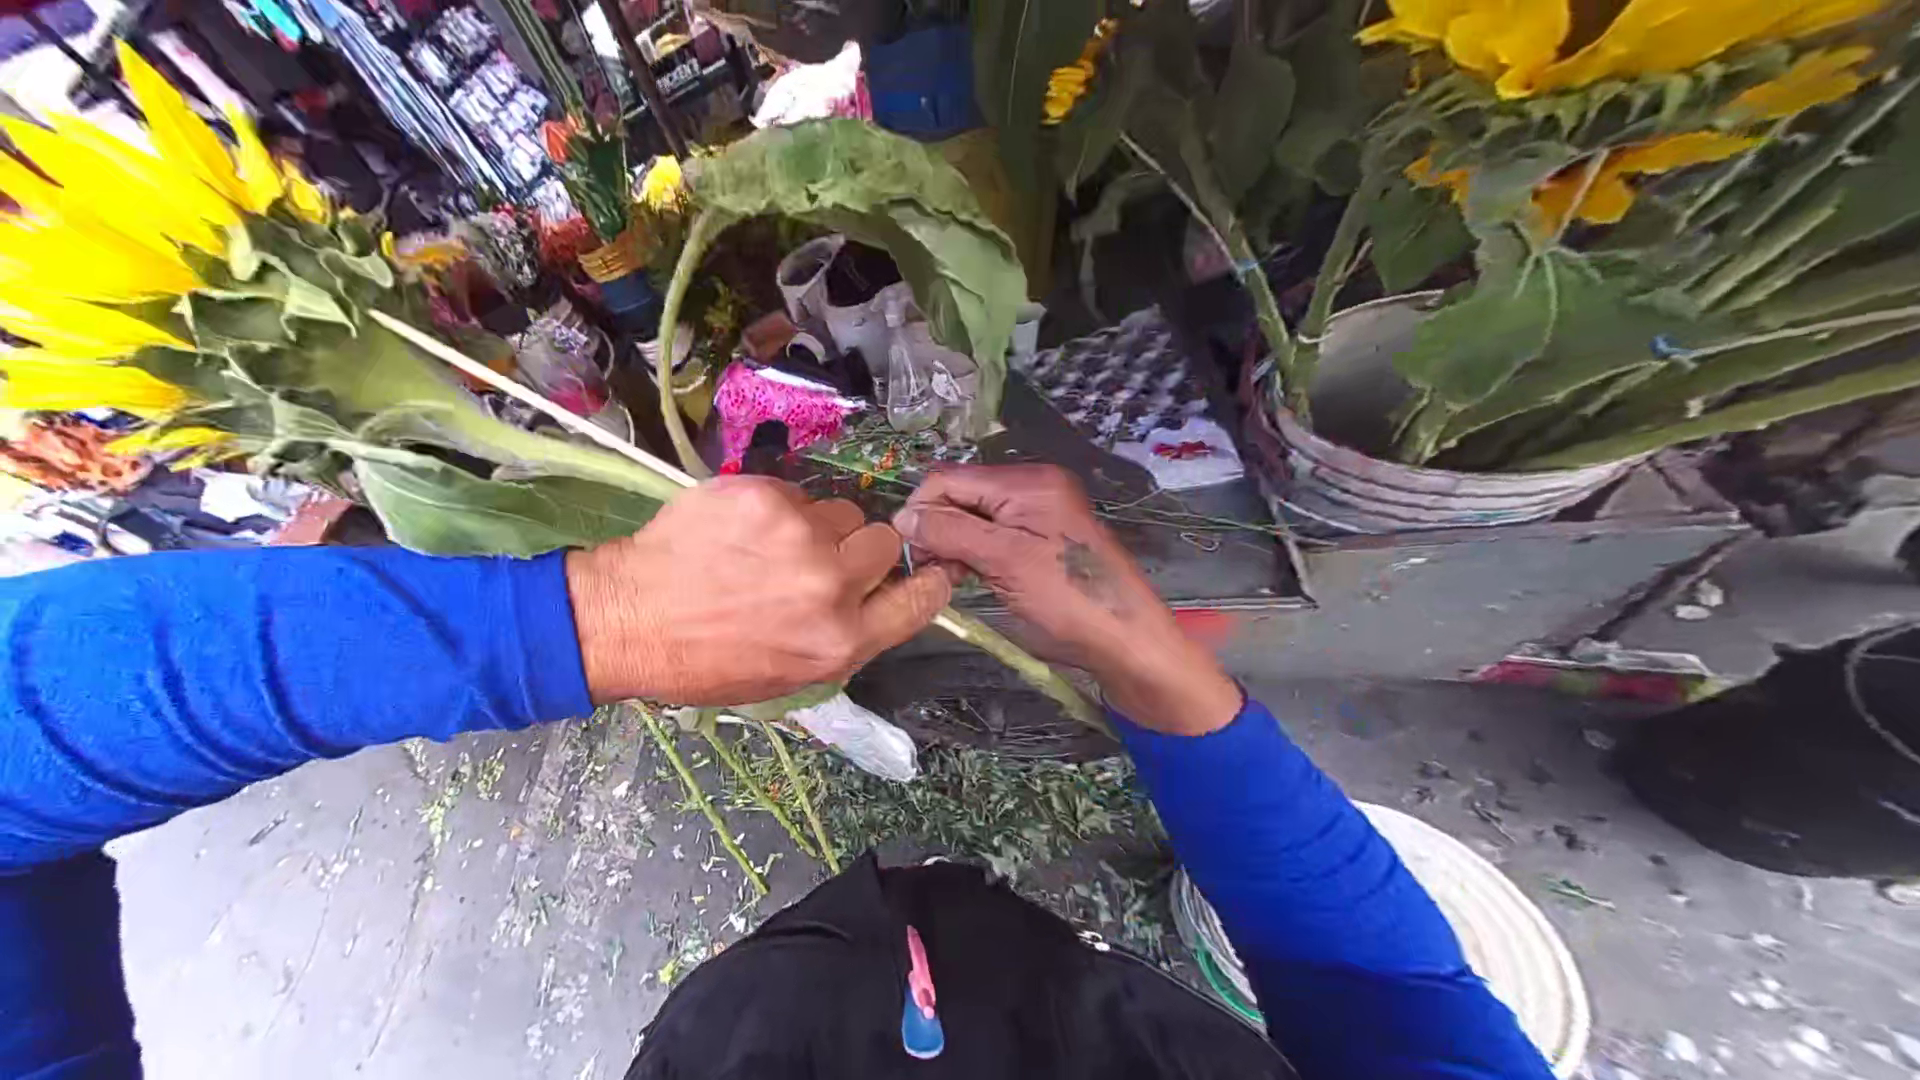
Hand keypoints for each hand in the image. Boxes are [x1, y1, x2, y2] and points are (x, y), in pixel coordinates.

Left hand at [566, 476, 951, 704]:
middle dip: (861, 550)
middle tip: (822, 562)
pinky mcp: (763, 496)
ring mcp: (797, 534)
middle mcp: (830, 585)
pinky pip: (799, 494)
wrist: (625, 619)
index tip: (928, 570)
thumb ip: (849, 636)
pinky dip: (780, 510)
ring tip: (774, 547)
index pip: (922, 599)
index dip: (930, 581)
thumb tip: (884, 597)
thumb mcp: (792, 675)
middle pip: (887, 541)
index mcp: (841, 641)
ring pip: (843, 511)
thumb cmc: (707, 661)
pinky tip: (744, 530)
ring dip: (821, 528)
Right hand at [892, 465, 1239, 734]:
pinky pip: (993, 533)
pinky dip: (975, 552)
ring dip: (954, 544)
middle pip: (962, 495)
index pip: (949, 478)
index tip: (908, 552)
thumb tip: (901, 517)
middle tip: (931, 571)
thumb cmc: (1068, 599)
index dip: (921, 510)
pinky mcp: (1041, 537)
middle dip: (938, 529)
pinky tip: (970, 575)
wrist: (1126, 639)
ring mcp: (1039, 511)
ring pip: (974, 517)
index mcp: (1026, 481)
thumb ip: (951, 532)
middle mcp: (1032, 486)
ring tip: (950, 578)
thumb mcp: (1004, 561)